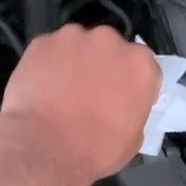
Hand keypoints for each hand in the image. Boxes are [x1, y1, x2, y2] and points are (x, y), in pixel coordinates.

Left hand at [0, 24, 160, 183]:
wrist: (48, 146)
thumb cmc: (98, 148)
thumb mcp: (134, 137)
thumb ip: (134, 109)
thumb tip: (124, 106)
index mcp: (140, 64)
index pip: (143, 66)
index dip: (132, 82)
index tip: (123, 97)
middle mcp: (110, 42)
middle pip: (111, 49)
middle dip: (104, 66)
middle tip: (93, 93)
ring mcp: (74, 38)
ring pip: (79, 46)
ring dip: (76, 62)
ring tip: (64, 91)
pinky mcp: (42, 42)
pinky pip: (50, 51)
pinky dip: (49, 64)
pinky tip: (44, 88)